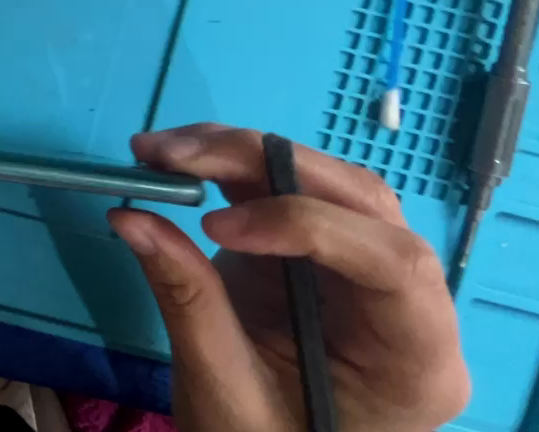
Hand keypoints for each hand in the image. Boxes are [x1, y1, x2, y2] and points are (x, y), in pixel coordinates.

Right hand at [109, 124, 469, 431]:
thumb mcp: (221, 387)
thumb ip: (185, 297)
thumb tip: (127, 216)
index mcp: (411, 361)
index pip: (393, 264)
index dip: (305, 224)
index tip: (213, 227)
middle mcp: (404, 304)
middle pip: (357, 201)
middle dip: (259, 160)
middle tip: (165, 155)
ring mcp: (356, 269)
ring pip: (322, 179)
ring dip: (238, 151)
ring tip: (156, 151)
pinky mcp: (311, 251)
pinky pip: (282, 187)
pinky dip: (226, 164)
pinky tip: (175, 162)